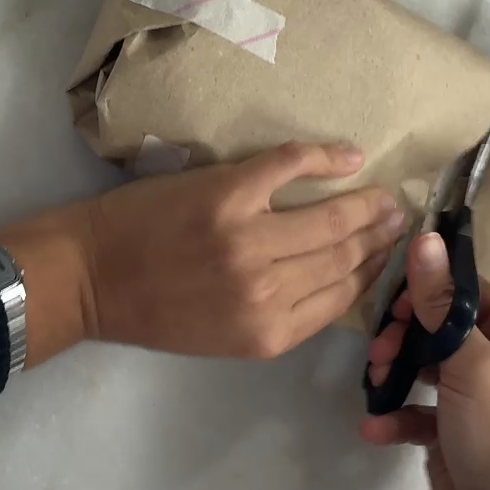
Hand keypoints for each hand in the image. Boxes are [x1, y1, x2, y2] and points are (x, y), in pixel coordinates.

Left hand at [0, 142, 403, 362]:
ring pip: (328, 218)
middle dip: (380, 236)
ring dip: (364, 202)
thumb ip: (279, 314)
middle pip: (344, 256)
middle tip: (400, 216)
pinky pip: (290, 166)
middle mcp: (268, 289)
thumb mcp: (223, 335)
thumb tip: (331, 281)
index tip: (391, 252)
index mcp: (269, 331)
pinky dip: (324, 157)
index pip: (342, 297)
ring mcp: (249, 238)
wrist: (89, 275)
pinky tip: (349, 155)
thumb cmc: (151, 309)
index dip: (374, 272)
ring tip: (385, 193)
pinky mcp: (227, 193)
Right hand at [359, 232, 489, 489]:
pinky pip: (419, 409)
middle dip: (405, 333)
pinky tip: (374, 425)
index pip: (469, 291)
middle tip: (380, 345)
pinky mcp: (454, 430)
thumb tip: (425, 236)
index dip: (431, 289)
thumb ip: (441, 300)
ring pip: (426, 363)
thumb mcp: (470, 360)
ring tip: (374, 378)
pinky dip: (396, 413)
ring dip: (395, 367)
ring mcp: (476, 396)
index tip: (397, 300)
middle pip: (442, 325)